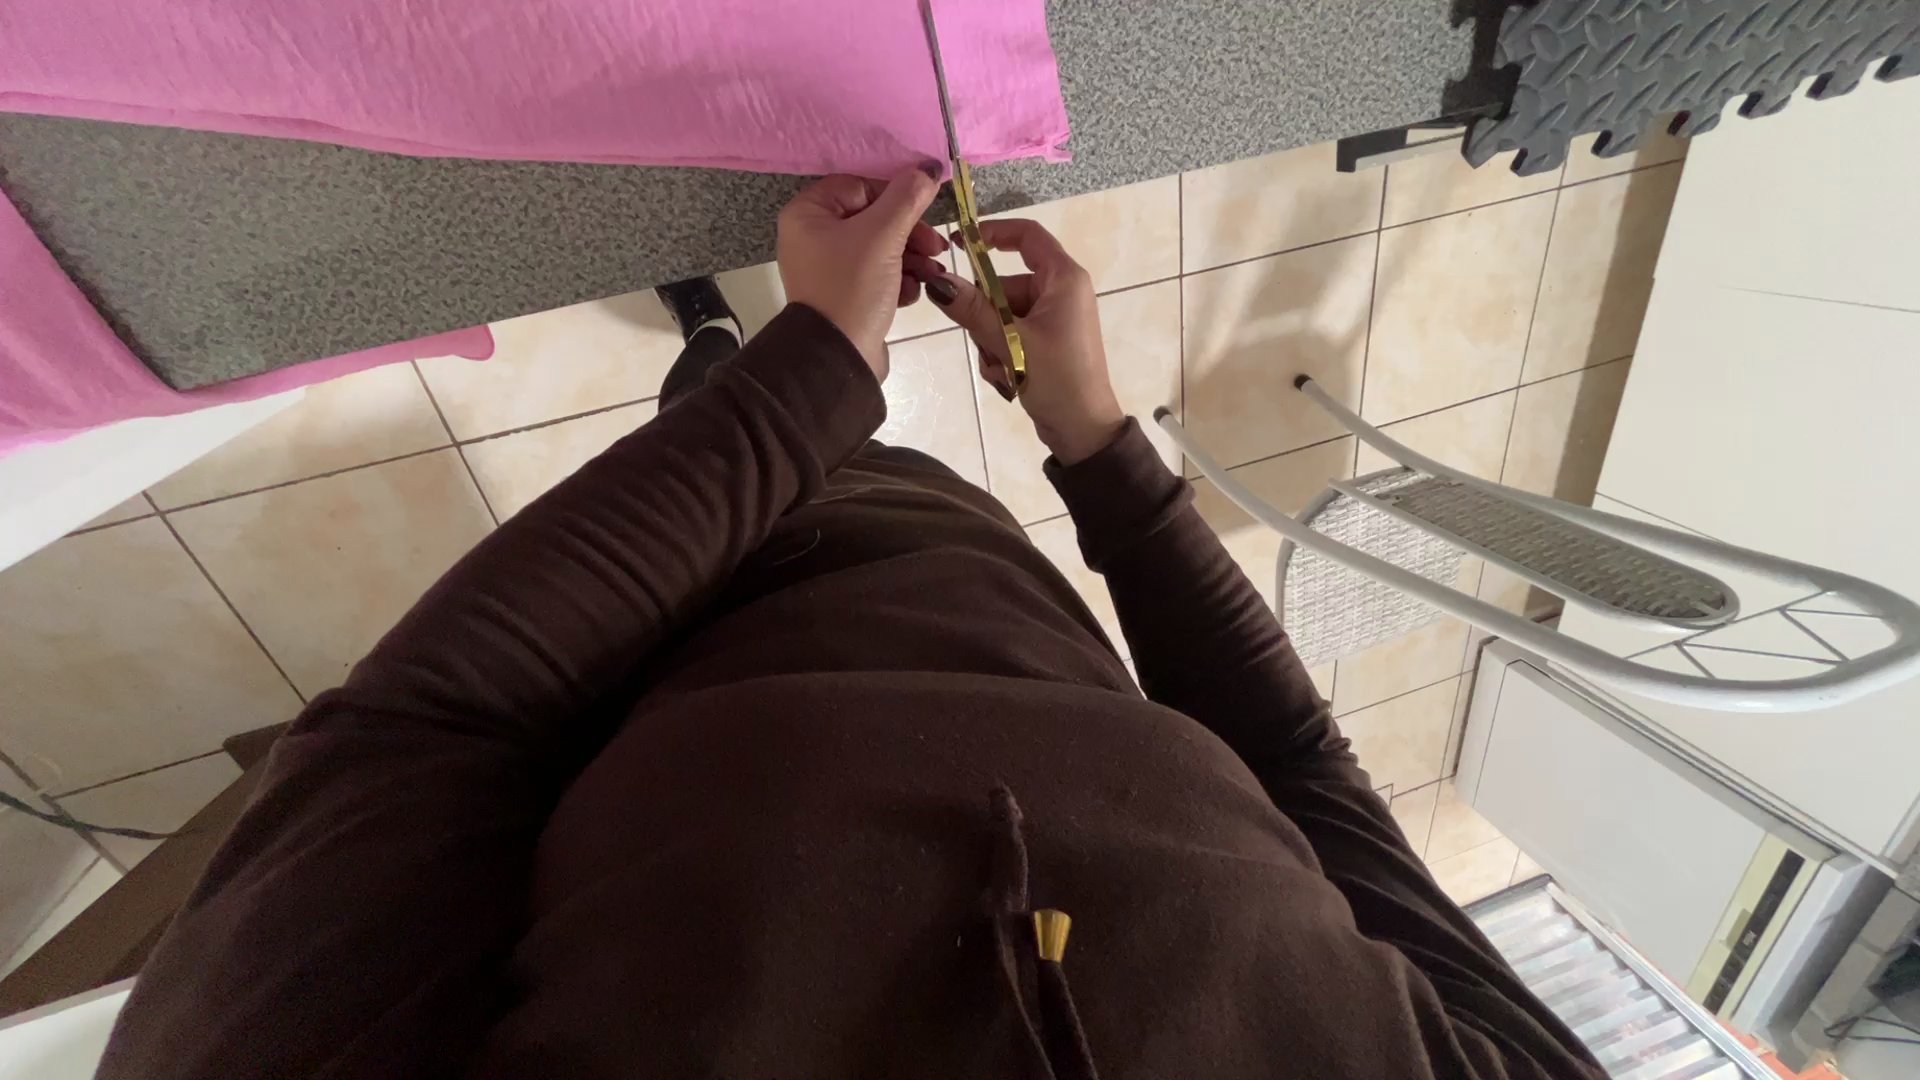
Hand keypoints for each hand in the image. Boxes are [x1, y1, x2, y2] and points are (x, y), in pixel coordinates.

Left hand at [776, 167, 945, 380]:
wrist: (839, 357)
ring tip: (932, 274)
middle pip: (873, 219)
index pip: (859, 186)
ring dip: (911, 259)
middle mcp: (813, 238)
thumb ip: (907, 198)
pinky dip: (898, 282)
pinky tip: (911, 293)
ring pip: (880, 250)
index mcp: (808, 214)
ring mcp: (829, 270)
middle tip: (937, 247)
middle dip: (909, 233)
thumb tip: (928, 168)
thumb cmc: (852, 288)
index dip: (894, 196)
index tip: (924, 211)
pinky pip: (877, 277)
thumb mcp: (882, 236)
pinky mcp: (846, 297)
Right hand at [917, 219, 1123, 464]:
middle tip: (982, 340)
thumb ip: (973, 310)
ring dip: (991, 342)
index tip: (958, 243)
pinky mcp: (1044, 344)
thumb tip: (936, 281)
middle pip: (1004, 285)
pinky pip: (1009, 336)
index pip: (1027, 235)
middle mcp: (1060, 292)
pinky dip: (1001, 355)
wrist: (1083, 429)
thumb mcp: (1011, 342)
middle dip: (985, 315)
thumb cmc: (1057, 379)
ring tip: (1002, 369)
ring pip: (1001, 315)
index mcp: (1064, 279)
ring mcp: (1053, 320)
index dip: (992, 233)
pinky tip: (1008, 378)